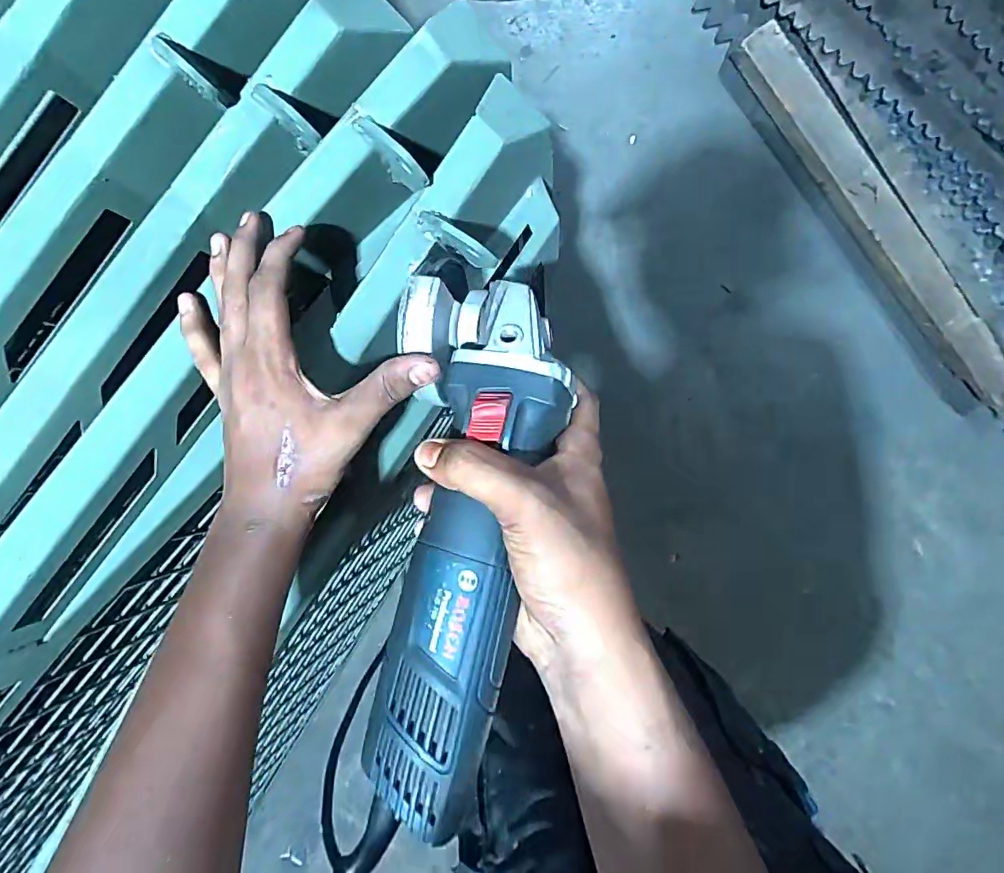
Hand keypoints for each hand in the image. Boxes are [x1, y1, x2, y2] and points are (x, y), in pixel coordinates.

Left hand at [176, 211, 439, 529]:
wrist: (264, 508)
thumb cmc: (305, 466)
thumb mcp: (351, 425)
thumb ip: (387, 389)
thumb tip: (430, 361)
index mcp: (270, 359)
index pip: (269, 292)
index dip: (280, 257)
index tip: (297, 232)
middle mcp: (243, 359)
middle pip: (237, 292)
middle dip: (244, 251)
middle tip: (252, 217)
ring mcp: (229, 375)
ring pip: (220, 313)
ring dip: (219, 275)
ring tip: (216, 241)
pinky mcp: (224, 392)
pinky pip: (204, 349)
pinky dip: (195, 323)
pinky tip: (186, 305)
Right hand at [411, 383, 643, 677]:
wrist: (573, 642)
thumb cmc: (570, 561)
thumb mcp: (525, 501)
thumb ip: (475, 470)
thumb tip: (428, 453)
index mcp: (576, 456)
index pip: (574, 400)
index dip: (551, 376)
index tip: (511, 361)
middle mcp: (554, 476)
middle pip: (519, 433)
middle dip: (484, 422)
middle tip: (447, 410)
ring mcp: (529, 510)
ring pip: (490, 473)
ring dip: (459, 467)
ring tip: (427, 463)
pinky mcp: (507, 540)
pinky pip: (475, 510)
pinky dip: (451, 505)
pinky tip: (427, 506)